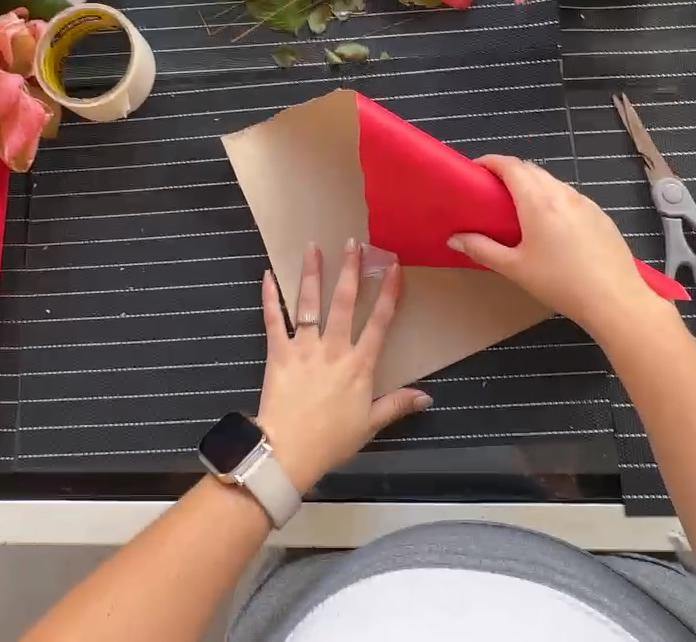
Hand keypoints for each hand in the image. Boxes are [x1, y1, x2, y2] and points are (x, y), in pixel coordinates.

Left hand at [255, 240, 431, 493]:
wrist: (289, 452)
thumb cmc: (331, 441)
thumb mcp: (370, 425)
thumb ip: (397, 405)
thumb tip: (427, 396)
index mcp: (359, 364)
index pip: (379, 322)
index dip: (388, 293)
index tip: (393, 268)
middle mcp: (333, 348)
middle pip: (345, 302)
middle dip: (351, 270)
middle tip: (354, 243)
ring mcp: (304, 347)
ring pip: (309, 303)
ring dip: (312, 274)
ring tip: (313, 247)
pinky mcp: (278, 352)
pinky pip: (273, 320)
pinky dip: (270, 297)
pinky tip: (267, 275)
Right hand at [448, 155, 676, 336]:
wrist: (616, 300)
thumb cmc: (560, 283)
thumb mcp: (514, 268)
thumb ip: (481, 249)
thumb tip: (454, 238)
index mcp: (538, 201)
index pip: (511, 166)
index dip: (490, 162)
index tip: (476, 170)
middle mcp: (562, 194)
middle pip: (531, 169)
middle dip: (509, 173)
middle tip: (492, 192)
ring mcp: (585, 203)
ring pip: (552, 182)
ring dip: (532, 185)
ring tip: (519, 209)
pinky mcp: (600, 215)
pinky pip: (570, 197)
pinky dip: (553, 198)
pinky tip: (551, 225)